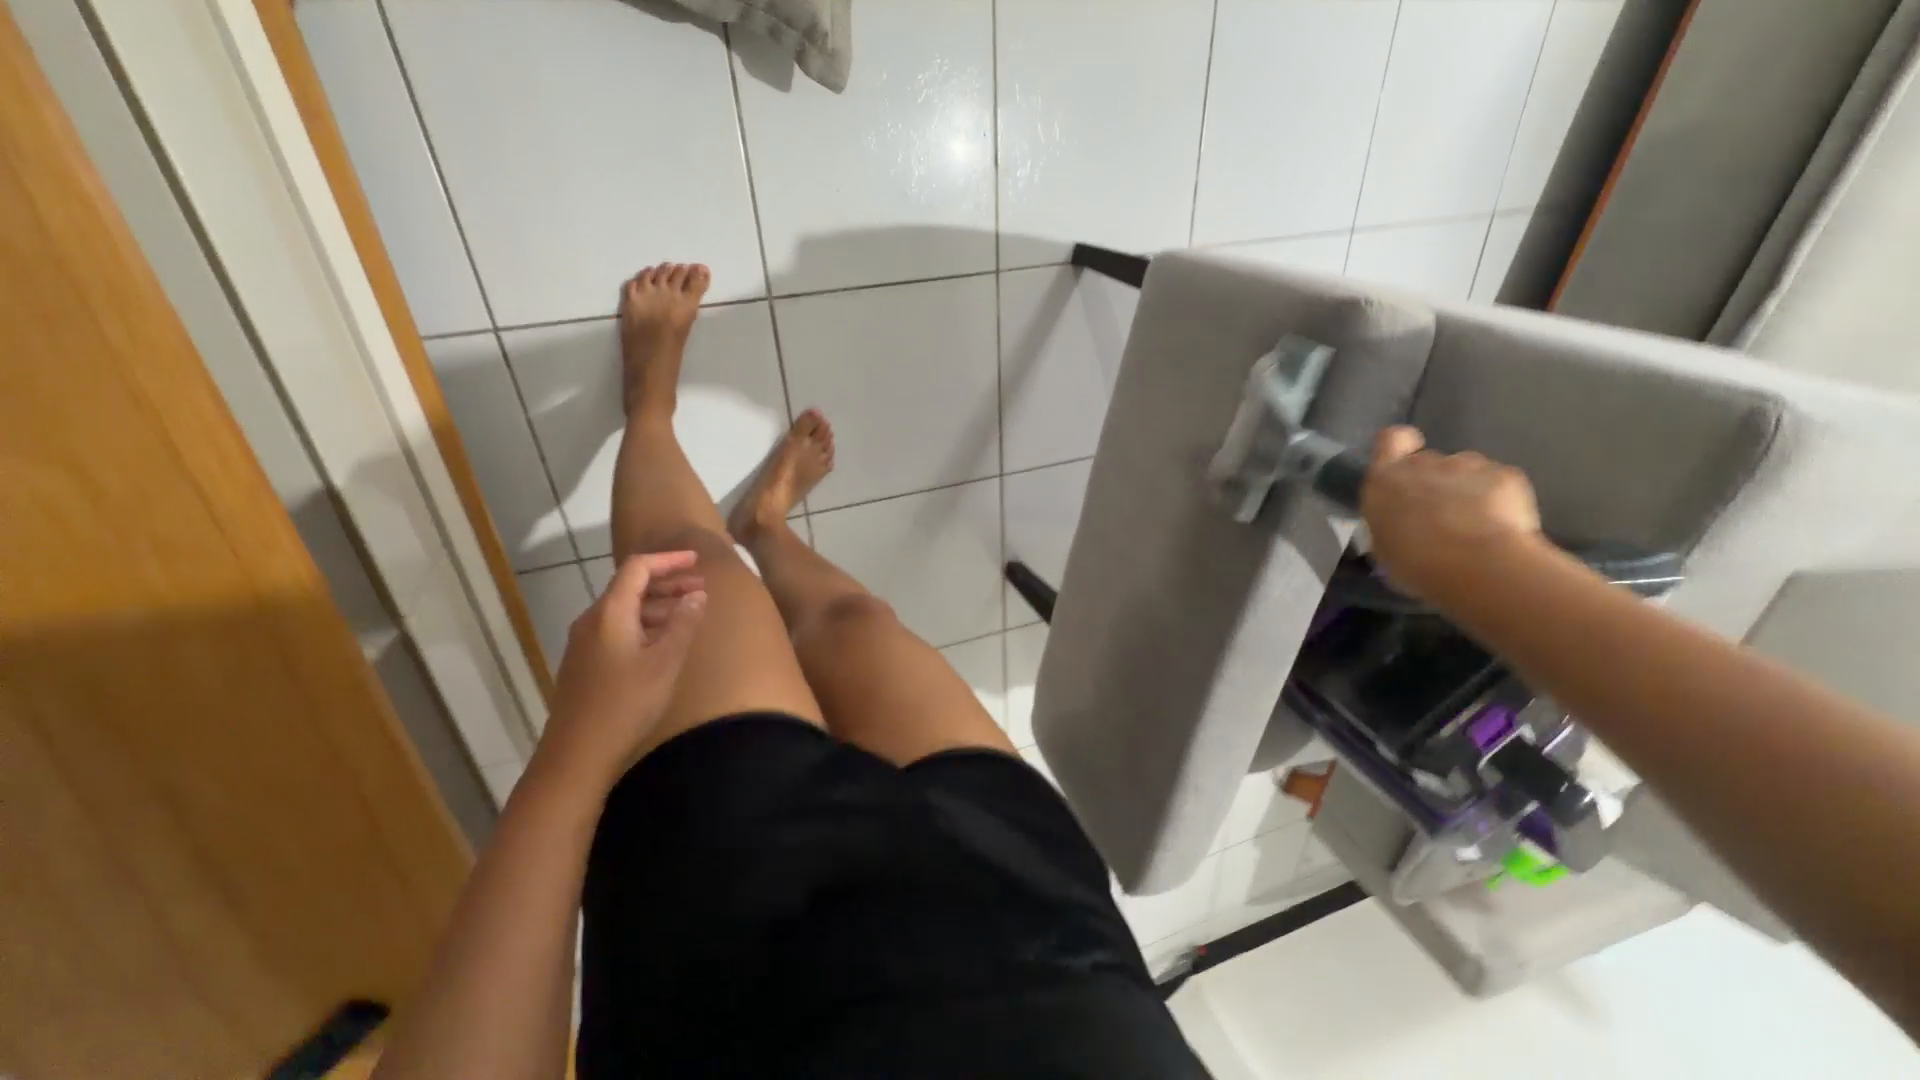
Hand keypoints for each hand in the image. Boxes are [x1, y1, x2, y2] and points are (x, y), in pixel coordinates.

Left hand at [532, 551, 706, 792]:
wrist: (577, 753)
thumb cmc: (626, 704)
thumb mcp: (665, 663)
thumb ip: (683, 624)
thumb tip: (696, 595)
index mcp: (610, 612)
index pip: (637, 568)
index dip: (668, 560)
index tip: (697, 561)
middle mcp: (592, 620)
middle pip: (629, 586)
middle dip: (666, 583)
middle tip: (701, 588)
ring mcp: (585, 642)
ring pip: (624, 610)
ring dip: (657, 605)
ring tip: (688, 613)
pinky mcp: (585, 663)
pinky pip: (617, 628)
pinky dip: (644, 624)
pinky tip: (663, 642)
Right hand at [1360, 426, 1544, 601]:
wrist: (1478, 565)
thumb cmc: (1416, 564)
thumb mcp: (1385, 549)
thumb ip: (1391, 523)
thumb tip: (1400, 525)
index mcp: (1386, 480)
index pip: (1391, 439)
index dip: (1400, 446)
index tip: (1406, 462)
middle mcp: (1424, 463)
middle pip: (1429, 461)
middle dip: (1435, 481)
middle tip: (1442, 516)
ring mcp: (1468, 465)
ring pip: (1467, 471)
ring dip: (1468, 491)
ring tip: (1476, 526)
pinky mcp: (1506, 475)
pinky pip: (1499, 482)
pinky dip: (1500, 500)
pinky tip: (1501, 527)